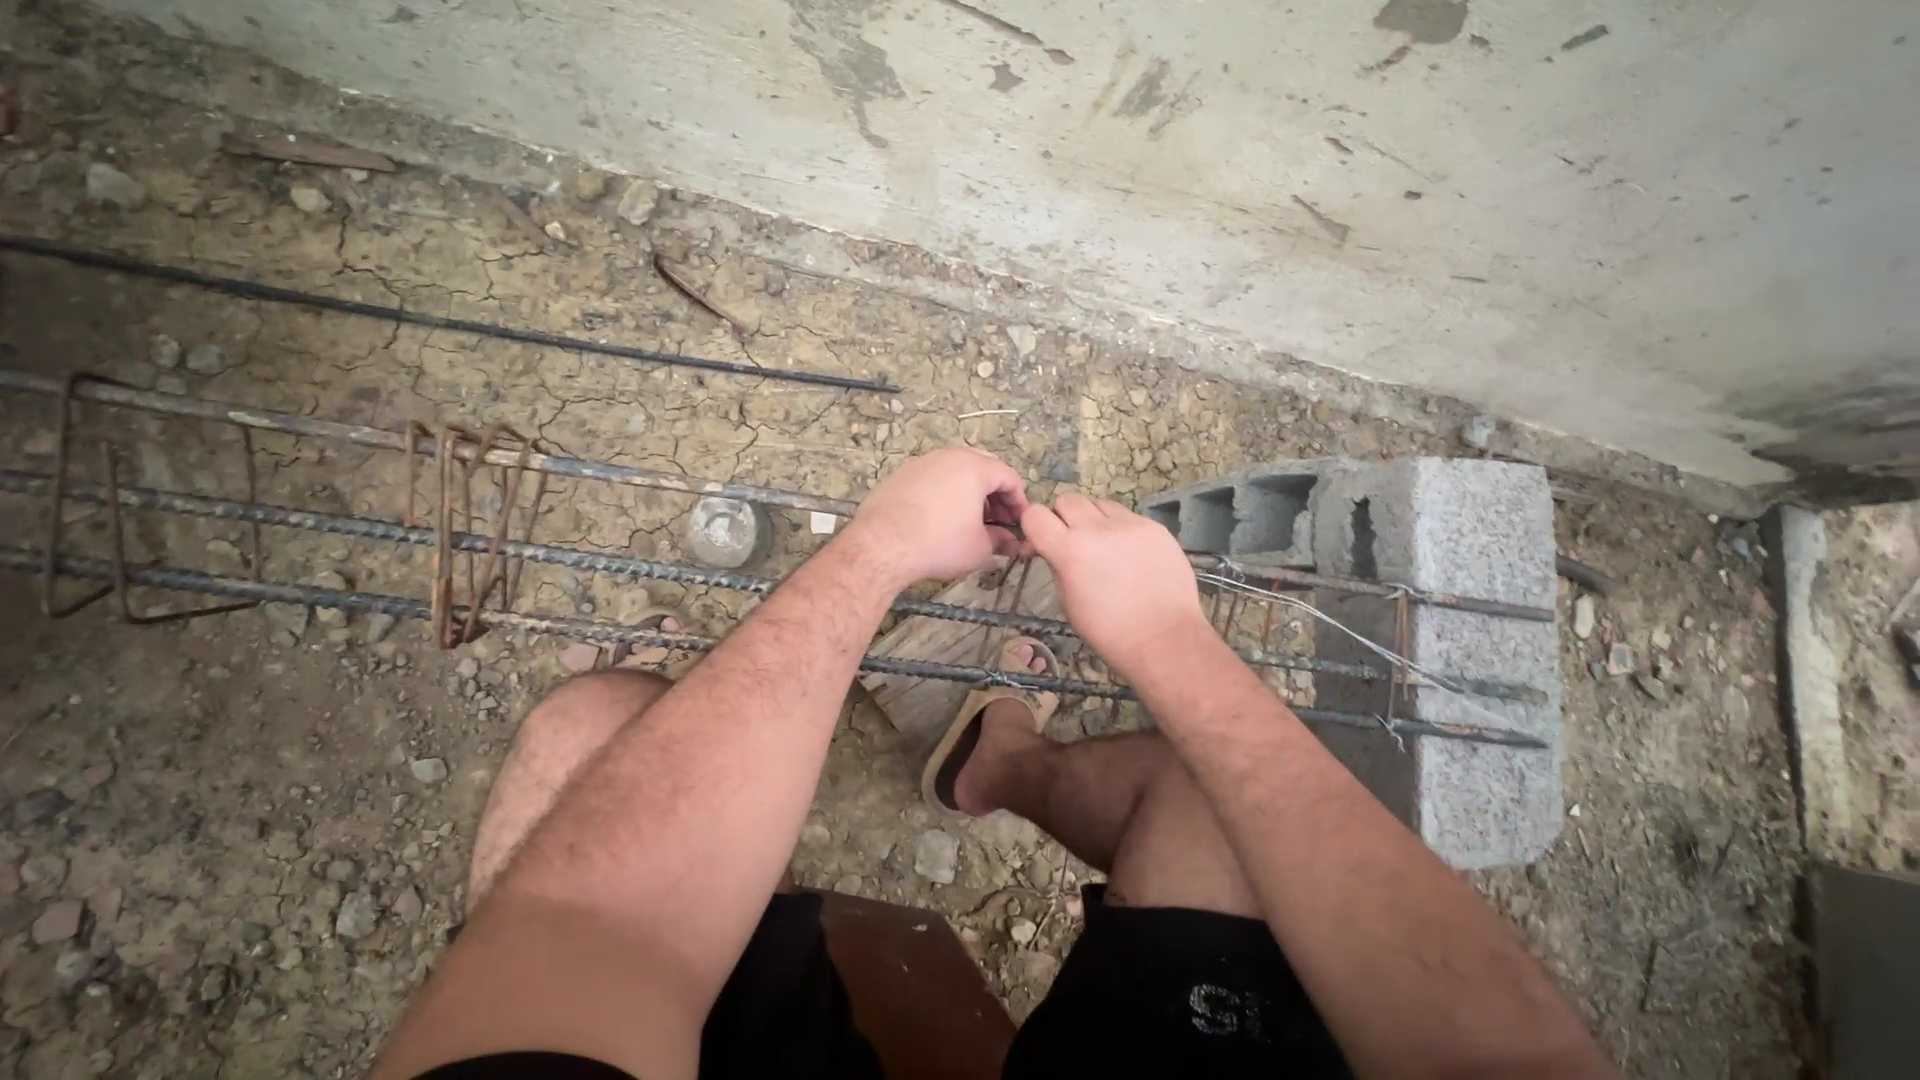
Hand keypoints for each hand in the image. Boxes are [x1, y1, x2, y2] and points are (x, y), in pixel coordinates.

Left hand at [841, 448, 1029, 589]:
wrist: (882, 545)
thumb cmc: (940, 543)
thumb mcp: (978, 548)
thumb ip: (999, 541)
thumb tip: (1010, 543)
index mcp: (974, 467)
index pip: (1008, 476)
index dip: (1018, 501)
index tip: (1019, 522)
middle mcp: (948, 456)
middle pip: (983, 466)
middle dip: (994, 493)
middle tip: (997, 519)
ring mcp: (922, 463)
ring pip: (955, 470)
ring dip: (969, 492)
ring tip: (970, 520)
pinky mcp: (901, 475)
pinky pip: (933, 478)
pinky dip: (945, 493)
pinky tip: (940, 518)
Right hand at [1021, 494, 1208, 677]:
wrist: (1164, 638)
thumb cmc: (1108, 631)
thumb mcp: (1068, 601)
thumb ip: (1058, 565)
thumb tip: (1054, 549)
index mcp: (1070, 550)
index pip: (1035, 515)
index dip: (1034, 526)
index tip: (1042, 542)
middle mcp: (1098, 529)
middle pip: (1067, 500)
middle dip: (1063, 518)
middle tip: (1072, 542)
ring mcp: (1130, 524)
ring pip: (1099, 504)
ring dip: (1093, 520)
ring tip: (1104, 546)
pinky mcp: (1155, 528)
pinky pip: (1127, 517)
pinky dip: (1120, 529)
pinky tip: (1130, 554)